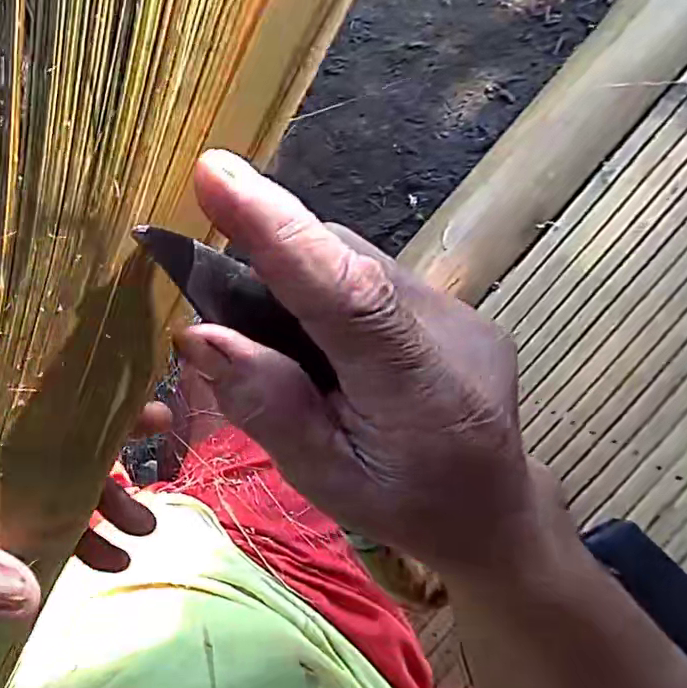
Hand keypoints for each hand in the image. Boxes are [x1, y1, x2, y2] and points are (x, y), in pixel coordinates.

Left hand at [0, 419, 160, 673]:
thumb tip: (24, 582)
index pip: (8, 431)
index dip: (69, 430)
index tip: (131, 426)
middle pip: (29, 460)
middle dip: (86, 478)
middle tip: (140, 511)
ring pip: (32, 494)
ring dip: (81, 512)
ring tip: (130, 539)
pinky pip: (22, 529)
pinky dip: (60, 540)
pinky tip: (94, 559)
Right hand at [173, 149, 565, 582]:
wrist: (491, 513)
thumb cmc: (399, 504)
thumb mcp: (318, 474)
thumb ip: (263, 402)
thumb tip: (195, 332)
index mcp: (417, 385)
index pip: (341, 289)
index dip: (275, 229)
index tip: (214, 174)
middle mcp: (443, 325)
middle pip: (336, 257)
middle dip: (262, 252)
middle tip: (206, 295)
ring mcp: (447, 306)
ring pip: (343, 256)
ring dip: (280, 273)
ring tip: (254, 332)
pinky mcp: (436, 301)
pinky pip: (354, 269)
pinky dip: (304, 283)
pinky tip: (292, 329)